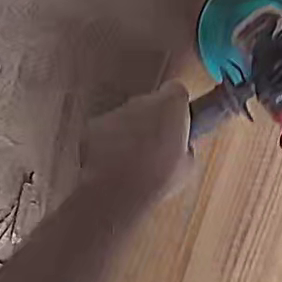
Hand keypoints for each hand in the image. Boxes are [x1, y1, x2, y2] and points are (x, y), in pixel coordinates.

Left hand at [81, 81, 192, 205]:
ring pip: (127, 117)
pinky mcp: (94, 125)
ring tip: (134, 162)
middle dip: (153, 120)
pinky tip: (114, 165)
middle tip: (157, 148)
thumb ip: (184, 145)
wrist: (115, 191)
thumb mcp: (187, 165)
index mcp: (170, 105)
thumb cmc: (155, 178)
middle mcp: (142, 101)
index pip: (176, 90)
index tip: (178, 123)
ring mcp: (115, 112)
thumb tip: (181, 148)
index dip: (177, 107)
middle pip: (150, 103)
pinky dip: (109, 143)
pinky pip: (106, 130)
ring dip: (131, 133)